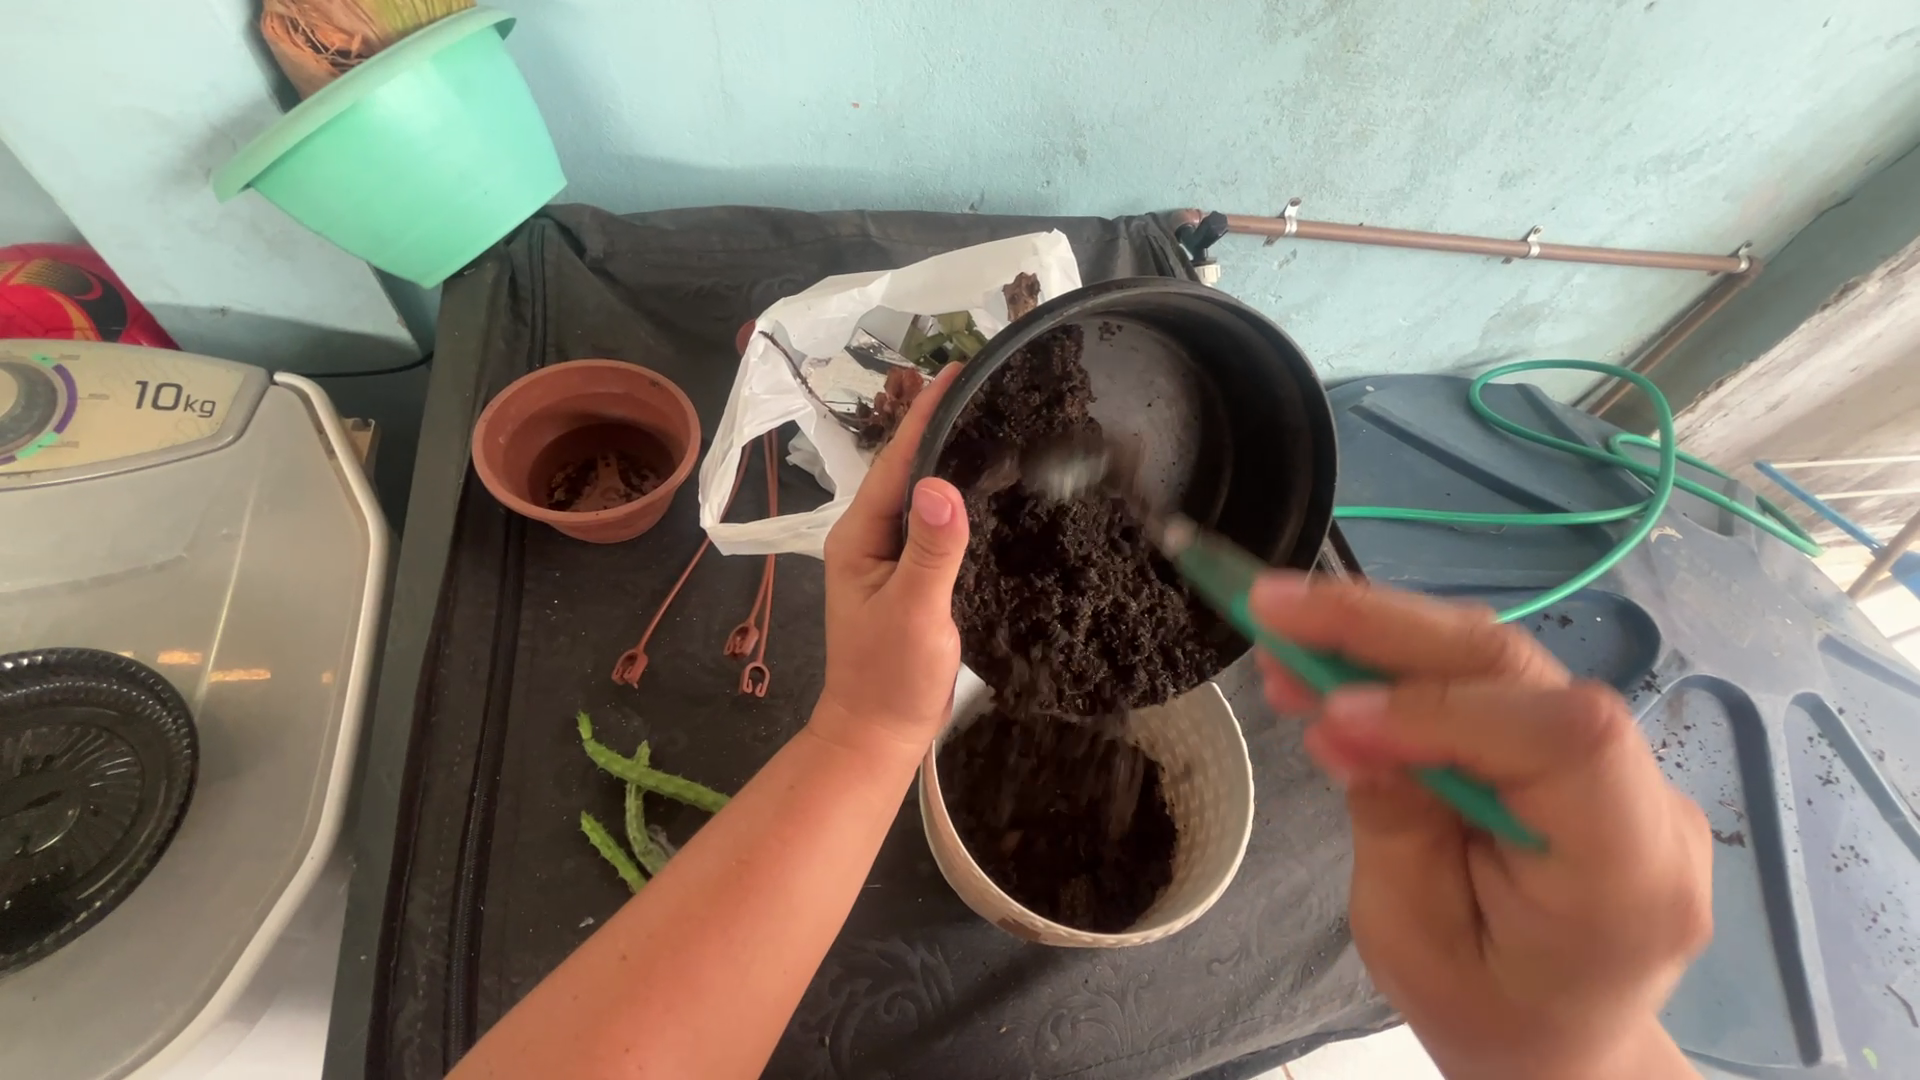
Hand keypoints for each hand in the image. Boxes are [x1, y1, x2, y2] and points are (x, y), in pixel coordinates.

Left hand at [812, 364, 969, 758]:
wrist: (879, 731)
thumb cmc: (890, 676)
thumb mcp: (912, 612)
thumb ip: (929, 550)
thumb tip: (942, 483)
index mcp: (861, 534)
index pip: (896, 462)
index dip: (926, 415)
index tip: (957, 371)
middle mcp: (871, 535)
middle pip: (906, 469)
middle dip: (939, 425)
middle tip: (985, 387)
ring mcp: (890, 555)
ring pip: (921, 494)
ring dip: (950, 457)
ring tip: (991, 422)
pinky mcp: (912, 574)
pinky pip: (934, 524)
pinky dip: (959, 498)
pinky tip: (986, 488)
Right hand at [1250, 574, 1711, 1079]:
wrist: (1556, 1039)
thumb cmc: (1484, 1012)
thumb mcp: (1414, 940)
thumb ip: (1392, 823)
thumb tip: (1343, 722)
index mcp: (1626, 872)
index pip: (1560, 737)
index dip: (1439, 707)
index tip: (1331, 714)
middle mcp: (1634, 793)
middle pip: (1511, 664)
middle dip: (1380, 626)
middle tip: (1272, 605)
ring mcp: (1600, 758)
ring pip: (1483, 653)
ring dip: (1368, 631)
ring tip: (1277, 630)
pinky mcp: (1552, 742)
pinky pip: (1468, 677)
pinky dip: (1382, 658)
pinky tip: (1316, 662)